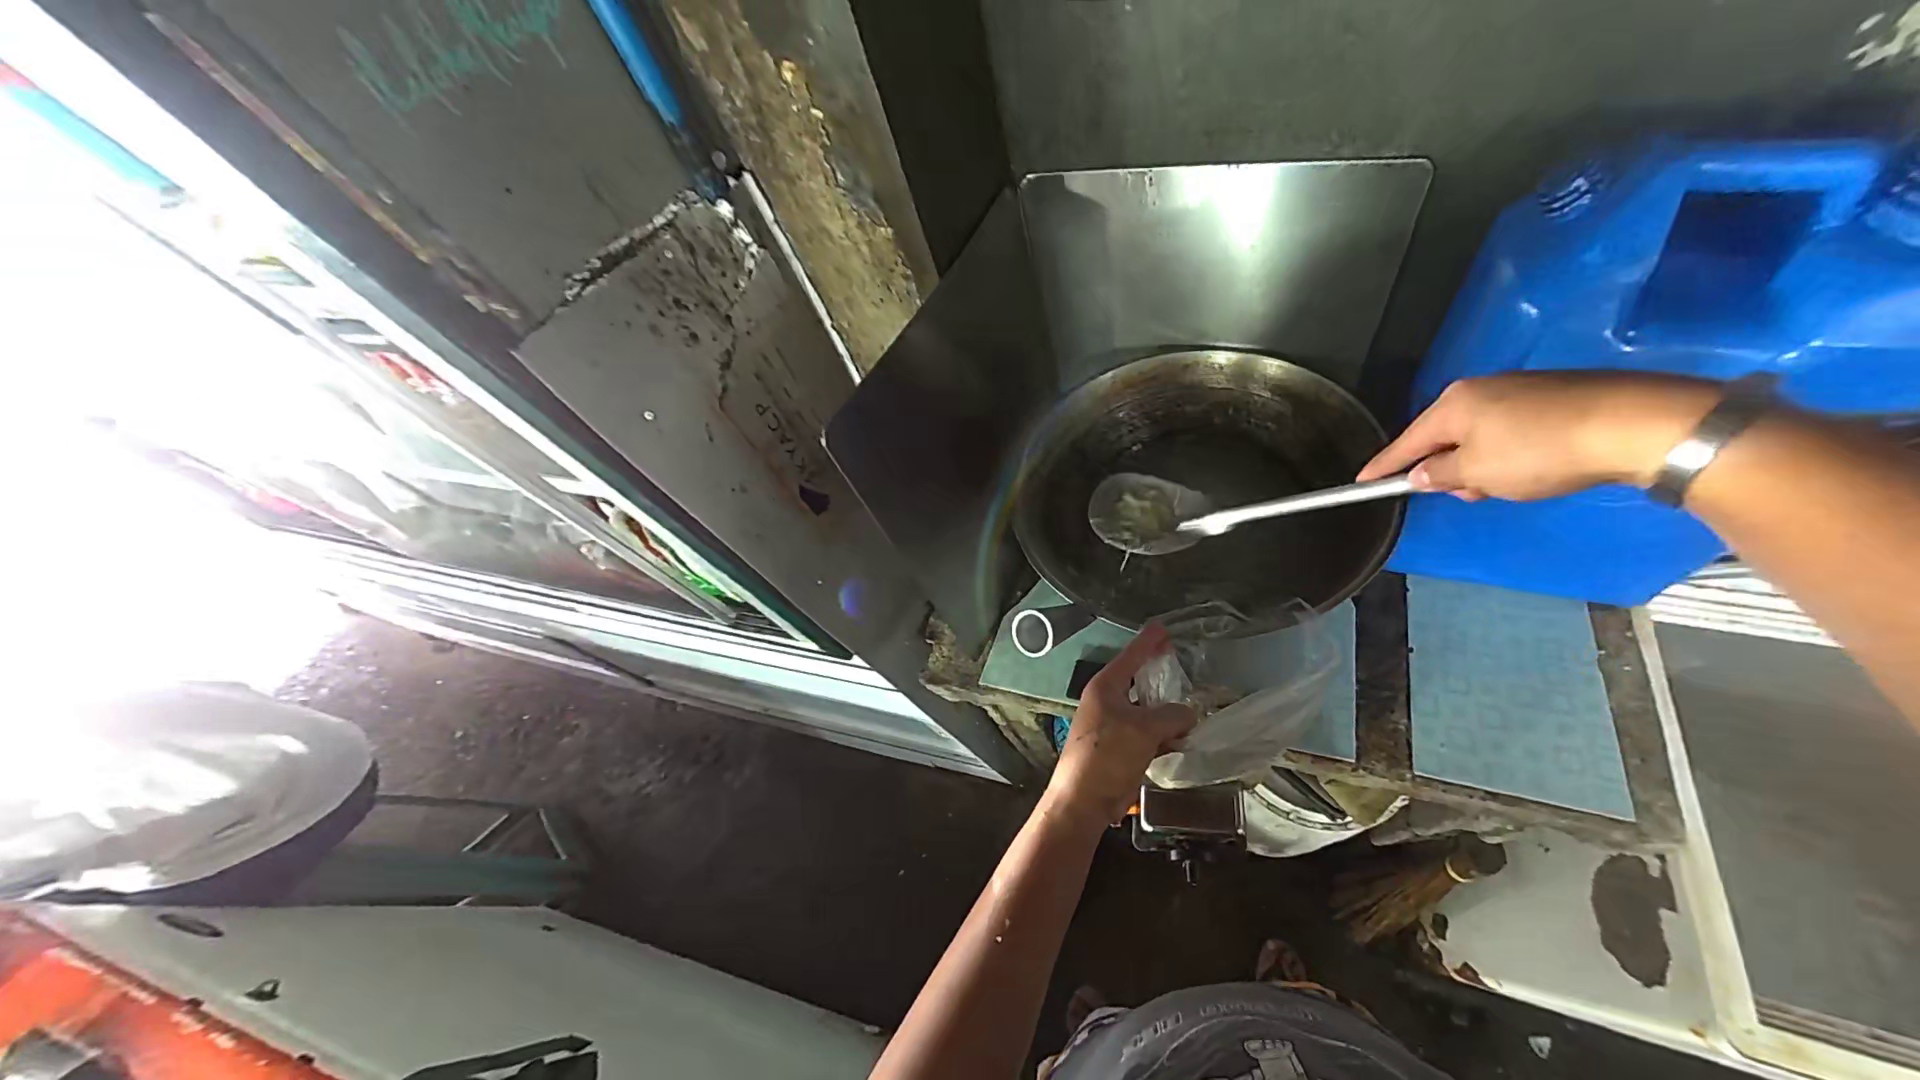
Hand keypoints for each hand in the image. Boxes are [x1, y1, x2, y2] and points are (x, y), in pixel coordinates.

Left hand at [1045, 623, 1196, 824]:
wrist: (1084, 799)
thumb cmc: (1108, 755)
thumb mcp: (1144, 729)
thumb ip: (1171, 715)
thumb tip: (1188, 714)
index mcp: (1105, 687)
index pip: (1131, 656)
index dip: (1148, 641)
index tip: (1162, 627)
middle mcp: (1106, 701)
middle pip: (1137, 680)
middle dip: (1158, 671)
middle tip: (1178, 658)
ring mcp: (1111, 725)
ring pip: (1144, 708)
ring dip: (1164, 708)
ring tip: (1190, 701)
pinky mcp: (1118, 748)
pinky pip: (1145, 732)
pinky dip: (1163, 732)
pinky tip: (1182, 737)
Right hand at [1357, 372, 1721, 500]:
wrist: (1638, 425)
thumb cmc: (1539, 451)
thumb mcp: (1478, 473)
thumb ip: (1440, 475)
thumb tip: (1421, 474)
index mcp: (1454, 404)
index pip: (1406, 442)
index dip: (1384, 466)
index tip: (1361, 482)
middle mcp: (1482, 389)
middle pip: (1444, 436)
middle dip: (1446, 467)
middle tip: (1464, 493)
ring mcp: (1521, 388)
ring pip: (1480, 434)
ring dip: (1480, 463)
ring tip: (1505, 485)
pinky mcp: (1557, 395)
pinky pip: (1511, 428)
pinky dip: (1510, 452)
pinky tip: (1532, 469)